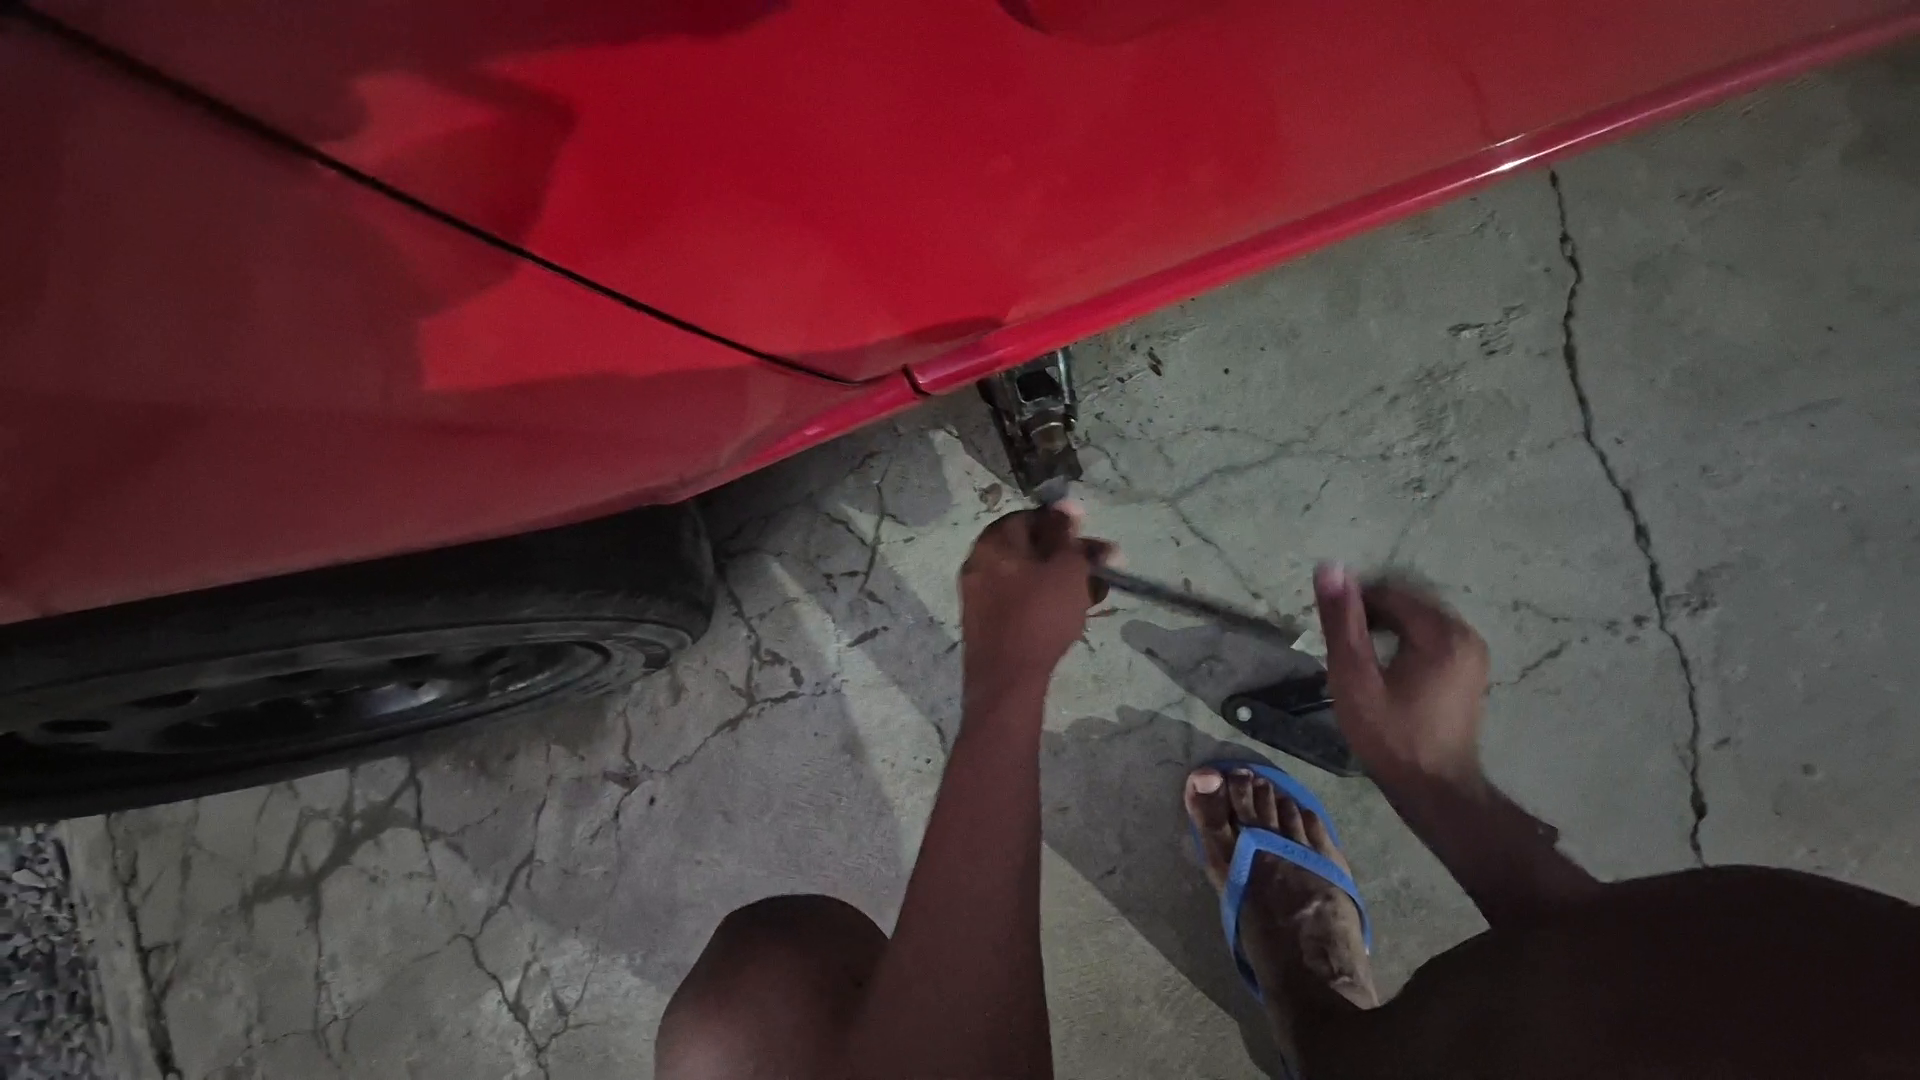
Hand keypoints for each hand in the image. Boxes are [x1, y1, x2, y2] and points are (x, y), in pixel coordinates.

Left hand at [959, 506, 1111, 692]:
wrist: (1008, 679)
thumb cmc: (1039, 614)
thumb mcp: (1065, 568)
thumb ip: (1067, 536)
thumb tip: (1066, 506)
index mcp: (992, 543)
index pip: (1028, 517)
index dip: (1062, 523)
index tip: (1089, 537)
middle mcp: (980, 565)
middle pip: (1031, 548)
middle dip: (1071, 555)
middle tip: (1105, 564)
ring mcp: (982, 596)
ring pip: (1030, 577)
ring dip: (1065, 579)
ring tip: (1099, 592)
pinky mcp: (990, 624)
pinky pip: (1022, 600)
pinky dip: (1048, 600)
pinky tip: (1076, 611)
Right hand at [1314, 564, 1489, 785]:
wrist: (1434, 790)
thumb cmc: (1390, 735)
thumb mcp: (1354, 677)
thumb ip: (1342, 621)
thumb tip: (1330, 567)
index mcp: (1442, 632)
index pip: (1387, 593)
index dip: (1352, 606)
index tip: (1328, 632)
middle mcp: (1466, 635)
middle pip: (1405, 606)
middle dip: (1369, 618)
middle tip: (1341, 649)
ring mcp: (1473, 655)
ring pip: (1416, 623)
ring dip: (1383, 632)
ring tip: (1358, 661)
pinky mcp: (1470, 672)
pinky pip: (1430, 640)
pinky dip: (1402, 645)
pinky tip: (1383, 672)